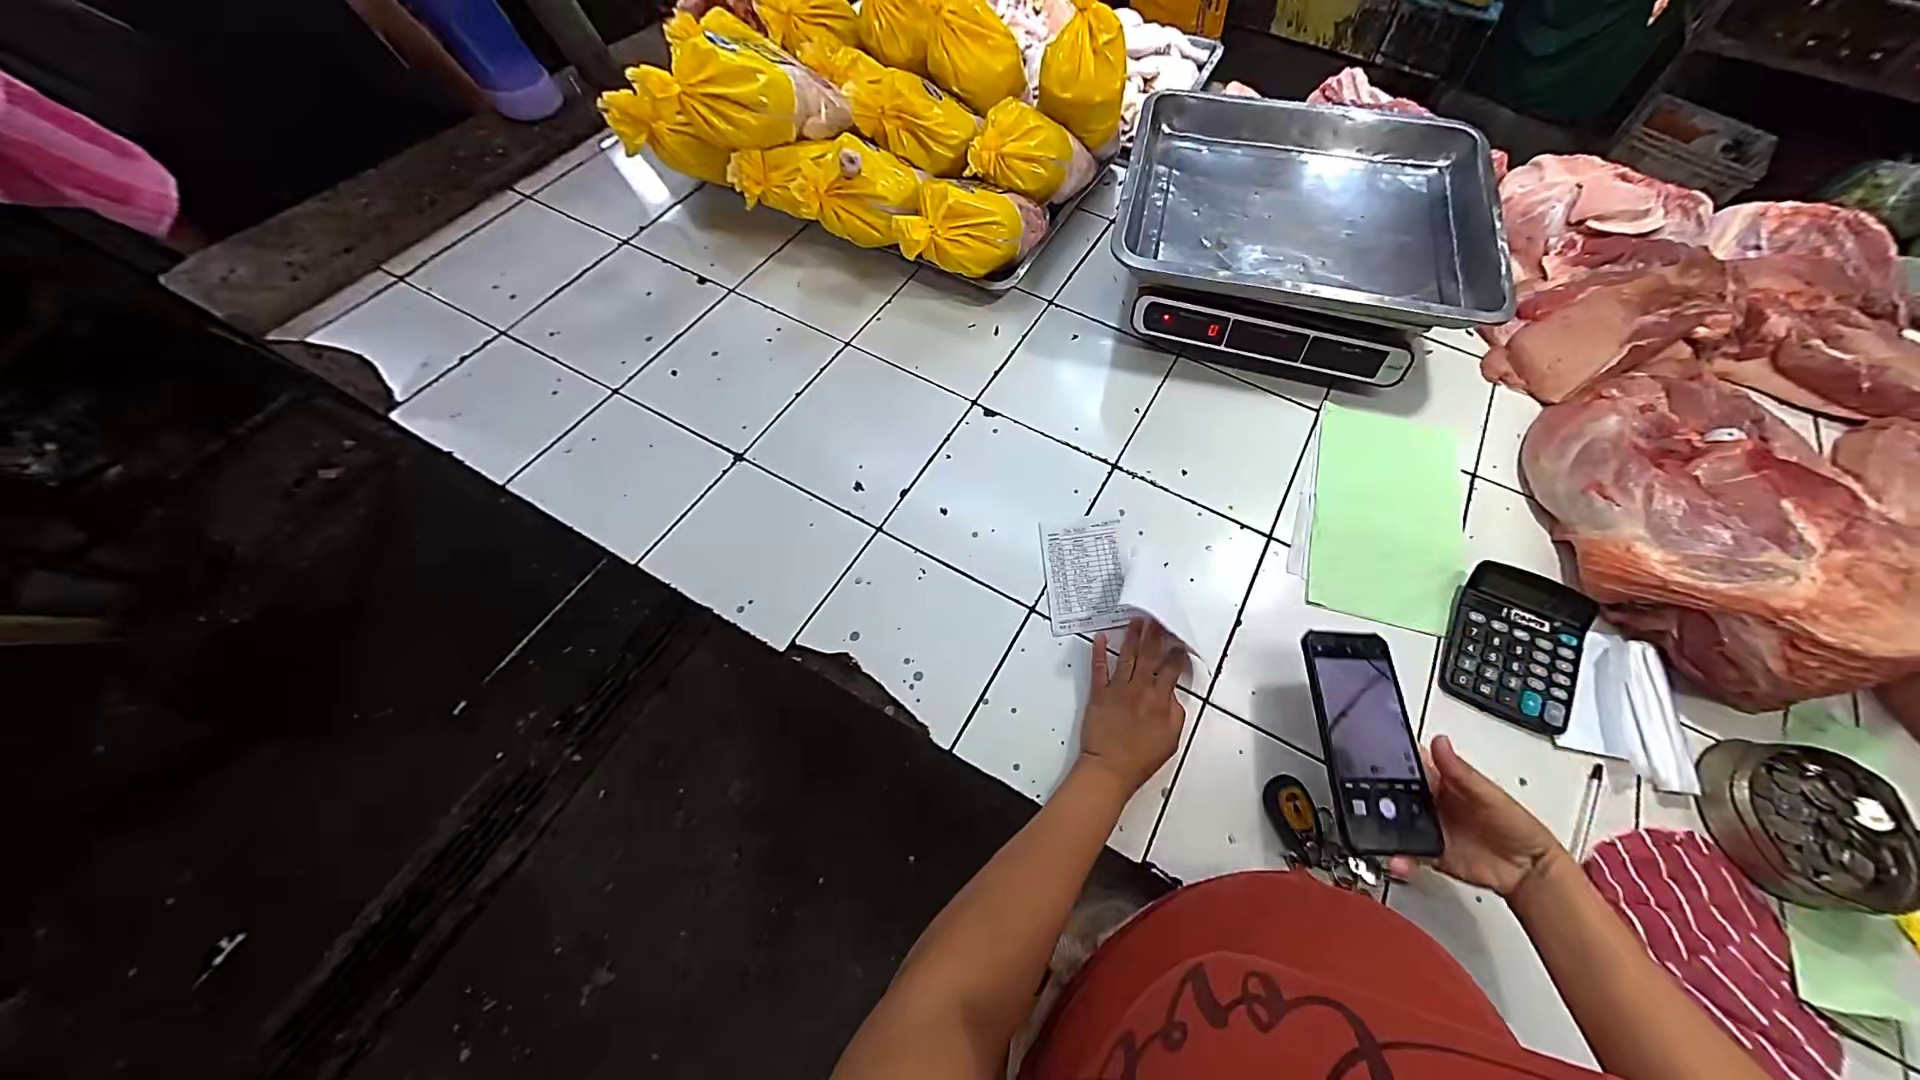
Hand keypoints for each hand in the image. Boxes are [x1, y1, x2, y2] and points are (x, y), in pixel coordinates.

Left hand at [1076, 619, 1190, 793]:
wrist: (1109, 768)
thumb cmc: (1141, 758)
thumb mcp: (1171, 739)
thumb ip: (1175, 713)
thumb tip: (1172, 695)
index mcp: (1160, 701)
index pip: (1172, 669)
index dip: (1177, 654)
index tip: (1179, 643)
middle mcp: (1139, 689)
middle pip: (1149, 655)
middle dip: (1155, 635)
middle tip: (1157, 619)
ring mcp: (1117, 689)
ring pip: (1127, 656)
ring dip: (1132, 636)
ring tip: (1136, 621)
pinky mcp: (1098, 693)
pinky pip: (1099, 668)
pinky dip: (1099, 652)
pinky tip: (1101, 637)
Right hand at [1386, 735, 1564, 897]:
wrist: (1531, 873)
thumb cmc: (1517, 827)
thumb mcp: (1488, 794)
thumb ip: (1460, 771)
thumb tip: (1440, 742)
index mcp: (1440, 781)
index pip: (1406, 764)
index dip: (1387, 759)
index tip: (1370, 758)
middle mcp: (1429, 802)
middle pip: (1392, 792)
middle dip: (1376, 794)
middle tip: (1365, 797)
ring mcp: (1426, 827)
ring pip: (1393, 822)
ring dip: (1381, 826)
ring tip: (1375, 830)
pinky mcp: (1427, 851)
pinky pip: (1404, 852)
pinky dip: (1397, 856)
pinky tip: (1397, 858)